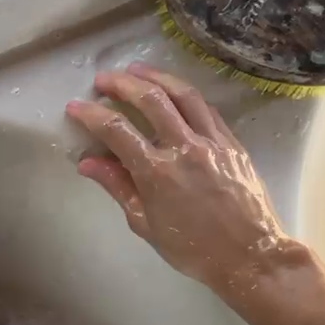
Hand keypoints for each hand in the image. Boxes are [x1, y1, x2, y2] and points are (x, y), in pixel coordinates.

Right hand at [65, 64, 303, 295]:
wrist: (248, 254)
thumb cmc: (190, 247)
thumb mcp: (144, 222)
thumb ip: (118, 186)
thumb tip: (89, 162)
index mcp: (157, 172)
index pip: (117, 132)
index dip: (93, 115)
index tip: (76, 107)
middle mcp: (185, 148)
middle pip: (151, 101)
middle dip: (123, 85)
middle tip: (104, 79)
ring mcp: (213, 141)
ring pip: (183, 95)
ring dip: (156, 78)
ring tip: (137, 71)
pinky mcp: (232, 142)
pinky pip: (206, 108)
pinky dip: (185, 94)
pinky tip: (173, 91)